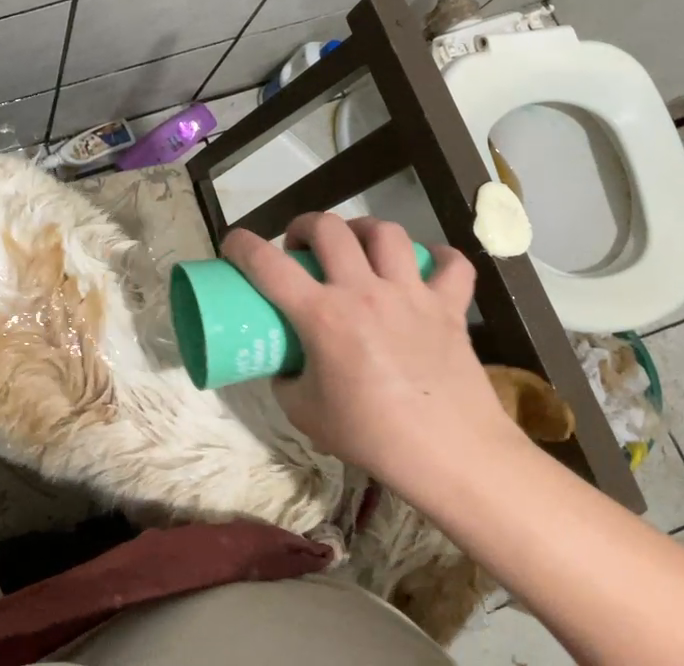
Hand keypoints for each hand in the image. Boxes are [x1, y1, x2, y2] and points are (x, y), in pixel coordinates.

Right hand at [221, 214, 517, 486]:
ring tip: (356, 247)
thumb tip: (286, 364)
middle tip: (300, 248)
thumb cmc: (372, 436)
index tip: (232, 245)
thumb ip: (286, 379)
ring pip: (386, 232)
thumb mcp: (305, 413)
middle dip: (304, 226)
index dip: (241, 245)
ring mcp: (411, 295)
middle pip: (328, 228)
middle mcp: (364, 292)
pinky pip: (451, 264)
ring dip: (362, 230)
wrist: (451, 456)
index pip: (267, 264)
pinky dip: (437, 257)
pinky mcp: (450, 307)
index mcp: (322, 316)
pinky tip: (424, 266)